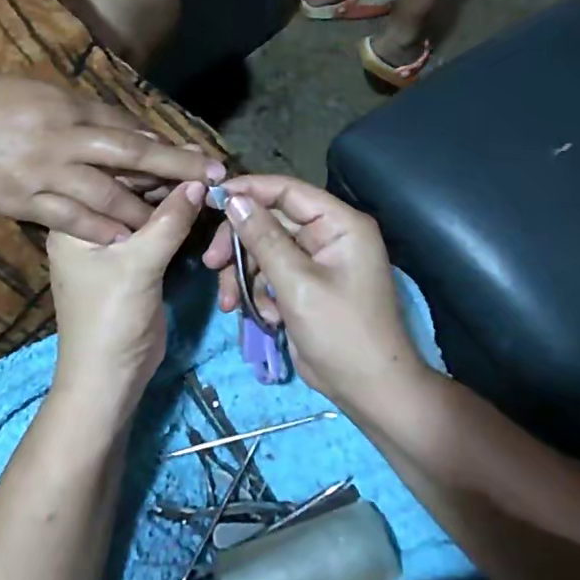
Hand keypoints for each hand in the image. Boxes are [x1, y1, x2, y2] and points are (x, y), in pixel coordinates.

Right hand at [0, 77, 224, 243]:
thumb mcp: (42, 96)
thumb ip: (86, 114)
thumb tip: (131, 131)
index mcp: (68, 110)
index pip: (128, 128)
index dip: (166, 143)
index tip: (199, 155)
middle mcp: (63, 141)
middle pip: (130, 155)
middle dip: (175, 166)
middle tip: (212, 176)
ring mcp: (45, 174)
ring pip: (106, 193)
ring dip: (147, 205)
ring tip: (180, 215)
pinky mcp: (27, 203)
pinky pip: (71, 220)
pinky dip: (101, 228)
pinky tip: (128, 237)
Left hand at [48, 181, 207, 405]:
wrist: (108, 377)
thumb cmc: (110, 319)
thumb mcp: (138, 266)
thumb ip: (168, 221)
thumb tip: (197, 181)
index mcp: (74, 221)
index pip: (113, 177)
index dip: (153, 162)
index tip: (193, 151)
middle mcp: (90, 226)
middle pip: (131, 189)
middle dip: (169, 175)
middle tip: (209, 159)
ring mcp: (112, 244)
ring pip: (146, 208)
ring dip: (177, 195)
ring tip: (211, 174)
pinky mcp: (132, 261)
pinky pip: (155, 229)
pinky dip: (177, 217)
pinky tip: (200, 202)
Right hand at [201, 175, 422, 394]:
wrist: (367, 388)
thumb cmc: (340, 330)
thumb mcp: (297, 283)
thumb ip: (264, 238)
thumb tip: (233, 199)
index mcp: (339, 224)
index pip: (288, 191)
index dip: (249, 191)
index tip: (211, 199)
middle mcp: (328, 236)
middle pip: (270, 222)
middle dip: (239, 244)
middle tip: (212, 264)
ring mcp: (316, 263)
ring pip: (264, 252)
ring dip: (244, 275)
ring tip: (233, 303)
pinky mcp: (304, 287)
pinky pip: (270, 276)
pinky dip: (258, 293)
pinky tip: (263, 318)